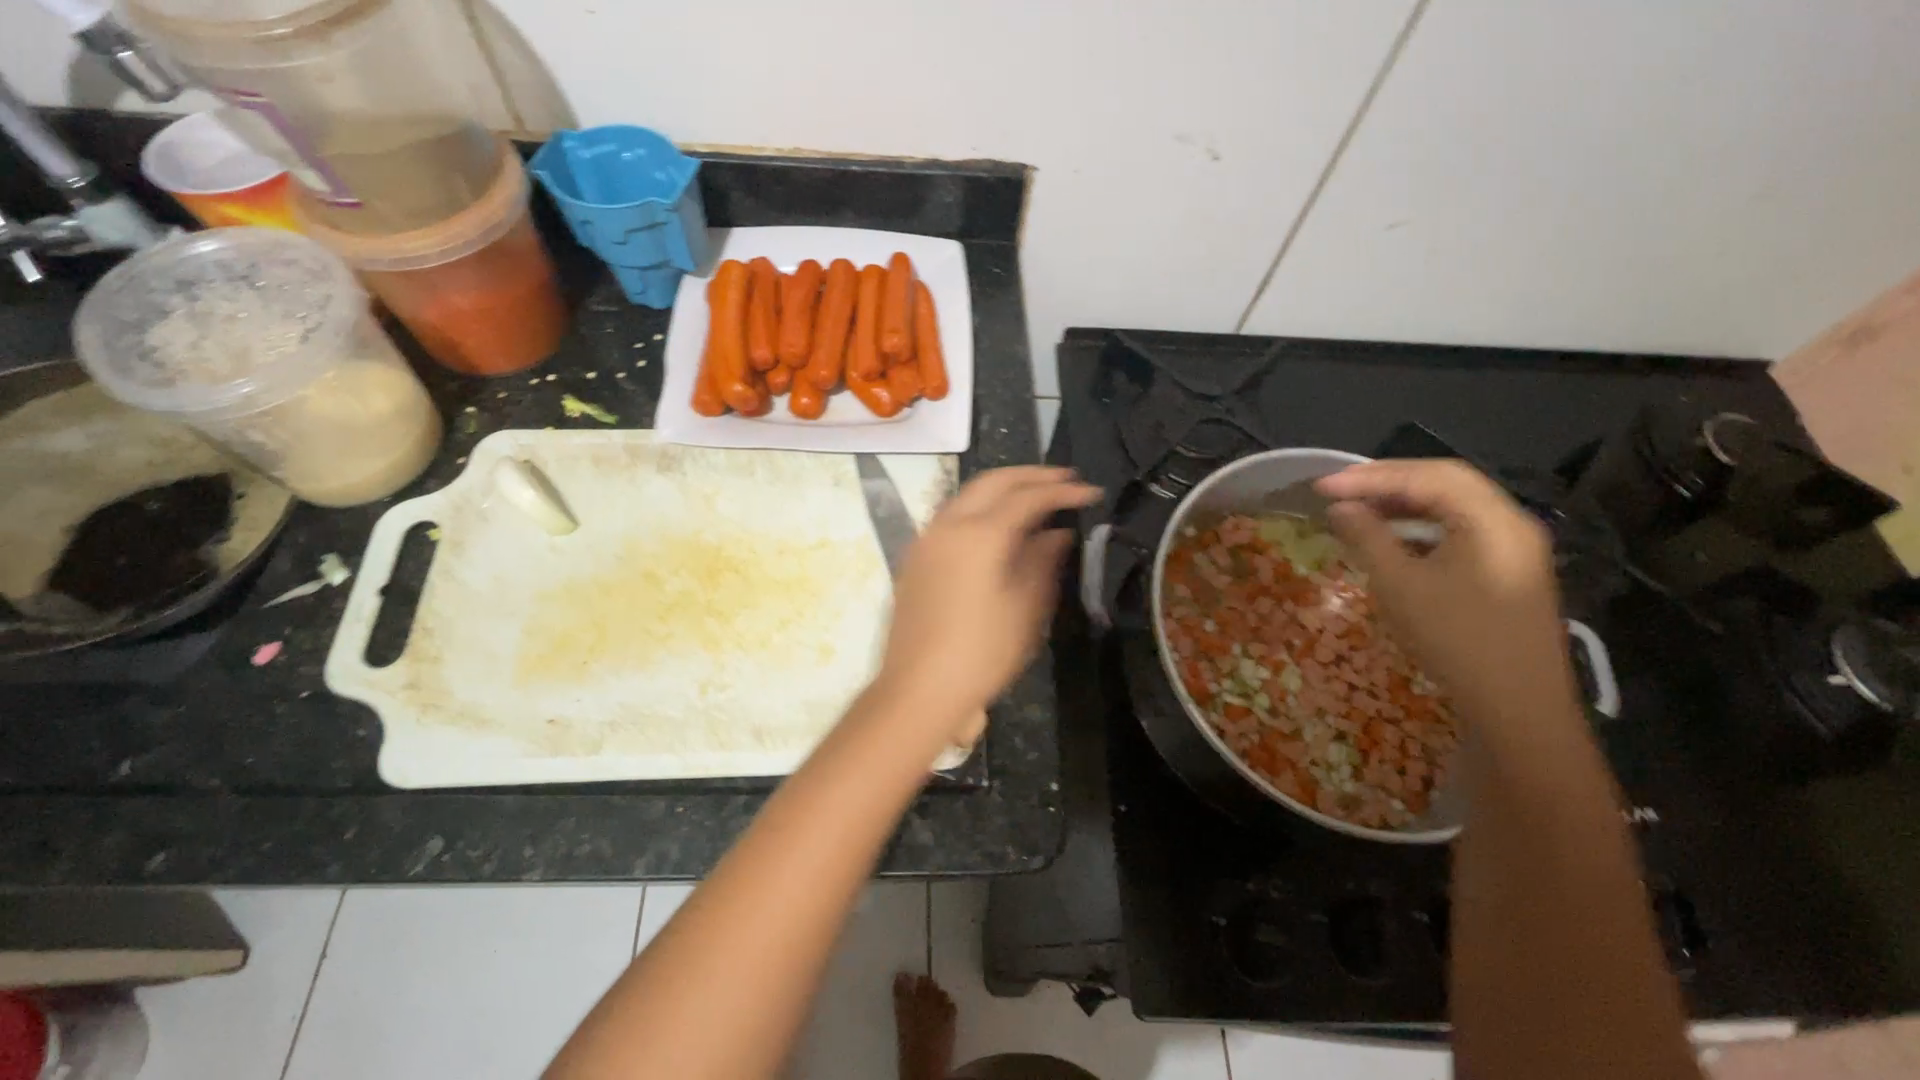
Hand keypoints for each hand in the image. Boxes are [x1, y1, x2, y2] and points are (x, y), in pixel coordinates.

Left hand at [875, 467, 1101, 731]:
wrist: (918, 691)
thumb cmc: (981, 655)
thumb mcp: (1025, 610)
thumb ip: (1042, 561)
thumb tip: (1056, 534)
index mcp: (979, 535)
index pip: (1028, 497)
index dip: (1063, 491)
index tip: (1092, 492)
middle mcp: (948, 525)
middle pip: (993, 481)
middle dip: (1031, 476)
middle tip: (1065, 481)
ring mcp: (926, 540)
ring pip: (968, 495)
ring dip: (1003, 489)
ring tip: (1036, 498)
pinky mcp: (915, 559)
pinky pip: (952, 516)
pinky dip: (981, 509)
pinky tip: (999, 527)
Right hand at [1314, 460, 1574, 720]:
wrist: (1519, 709)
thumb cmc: (1456, 640)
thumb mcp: (1401, 586)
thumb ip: (1368, 538)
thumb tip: (1341, 508)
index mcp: (1493, 518)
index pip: (1429, 475)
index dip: (1372, 475)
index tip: (1323, 487)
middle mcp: (1512, 523)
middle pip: (1447, 484)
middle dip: (1389, 483)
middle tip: (1339, 492)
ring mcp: (1517, 550)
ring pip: (1456, 509)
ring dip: (1406, 505)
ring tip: (1359, 513)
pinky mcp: (1511, 574)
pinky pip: (1463, 533)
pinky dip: (1425, 528)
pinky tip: (1394, 542)